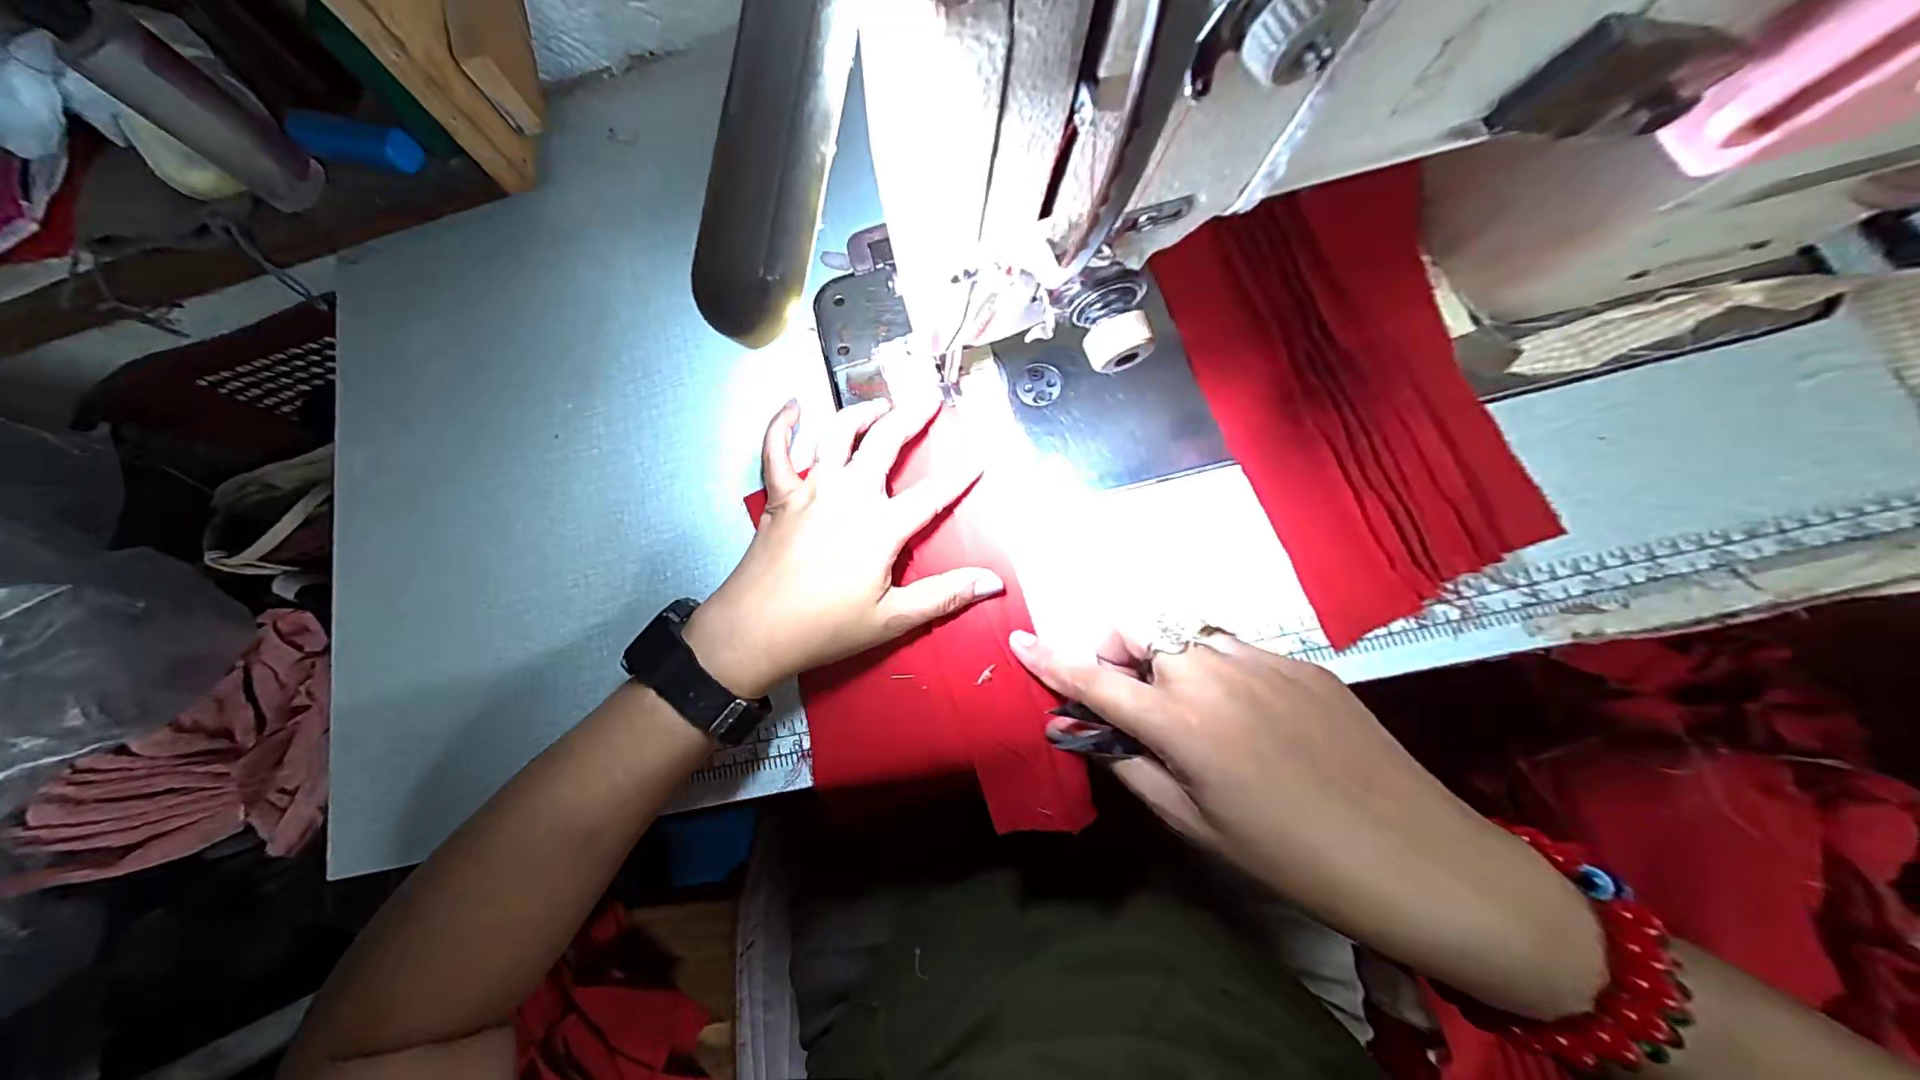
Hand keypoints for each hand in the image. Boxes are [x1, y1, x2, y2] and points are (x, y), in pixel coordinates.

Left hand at [682, 398, 1003, 698]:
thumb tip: (991, 582)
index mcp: (880, 526)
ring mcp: (810, 489)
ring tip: (878, 404)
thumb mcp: (892, 618)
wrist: (754, 630)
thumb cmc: (823, 627)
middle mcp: (847, 495)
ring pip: (836, 433)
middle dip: (912, 416)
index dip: (960, 475)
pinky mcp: (780, 495)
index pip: (933, 493)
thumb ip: (944, 595)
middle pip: (885, 442)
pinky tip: (791, 407)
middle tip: (929, 399)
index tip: (979, 457)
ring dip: (860, 412)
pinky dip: (782, 424)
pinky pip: (776, 449)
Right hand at [1008, 626, 1607, 1020]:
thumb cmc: (1287, 855)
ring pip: (1188, 641)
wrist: (1414, 854)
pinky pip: (1237, 651)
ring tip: (1205, 716)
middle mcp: (1211, 672)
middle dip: (1124, 661)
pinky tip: (1256, 718)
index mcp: (1179, 721)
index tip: (1019, 638)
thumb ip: (1132, 765)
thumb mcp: (1194, 823)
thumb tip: (1088, 731)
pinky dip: (1222, 673)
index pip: (1094, 679)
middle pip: (1140, 641)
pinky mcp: (1299, 660)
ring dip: (1174, 665)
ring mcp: (1260, 659)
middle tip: (1140, 706)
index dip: (1050, 659)